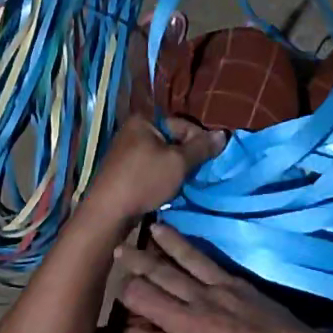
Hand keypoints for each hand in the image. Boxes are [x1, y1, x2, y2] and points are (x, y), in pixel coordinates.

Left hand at [83, 117, 224, 219]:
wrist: (108, 212)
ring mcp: (126, 151)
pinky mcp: (125, 170)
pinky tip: (170, 189)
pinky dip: (163, 176)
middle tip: (200, 173)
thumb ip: (201, 147)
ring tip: (186, 182)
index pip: (182, 124)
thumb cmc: (144, 180)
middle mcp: (133, 131)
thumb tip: (223, 134)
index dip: (199, 140)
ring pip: (162, 155)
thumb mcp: (178, 162)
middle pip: (172, 139)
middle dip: (188, 156)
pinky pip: (151, 167)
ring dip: (176, 168)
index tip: (211, 160)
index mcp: (143, 120)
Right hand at [111, 224, 332, 332]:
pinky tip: (158, 229)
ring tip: (119, 248)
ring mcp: (207, 298)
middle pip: (138, 297)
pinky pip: (194, 257)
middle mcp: (184, 324)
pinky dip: (173, 241)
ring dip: (137, 257)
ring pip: (161, 270)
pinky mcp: (229, 282)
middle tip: (115, 287)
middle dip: (123, 292)